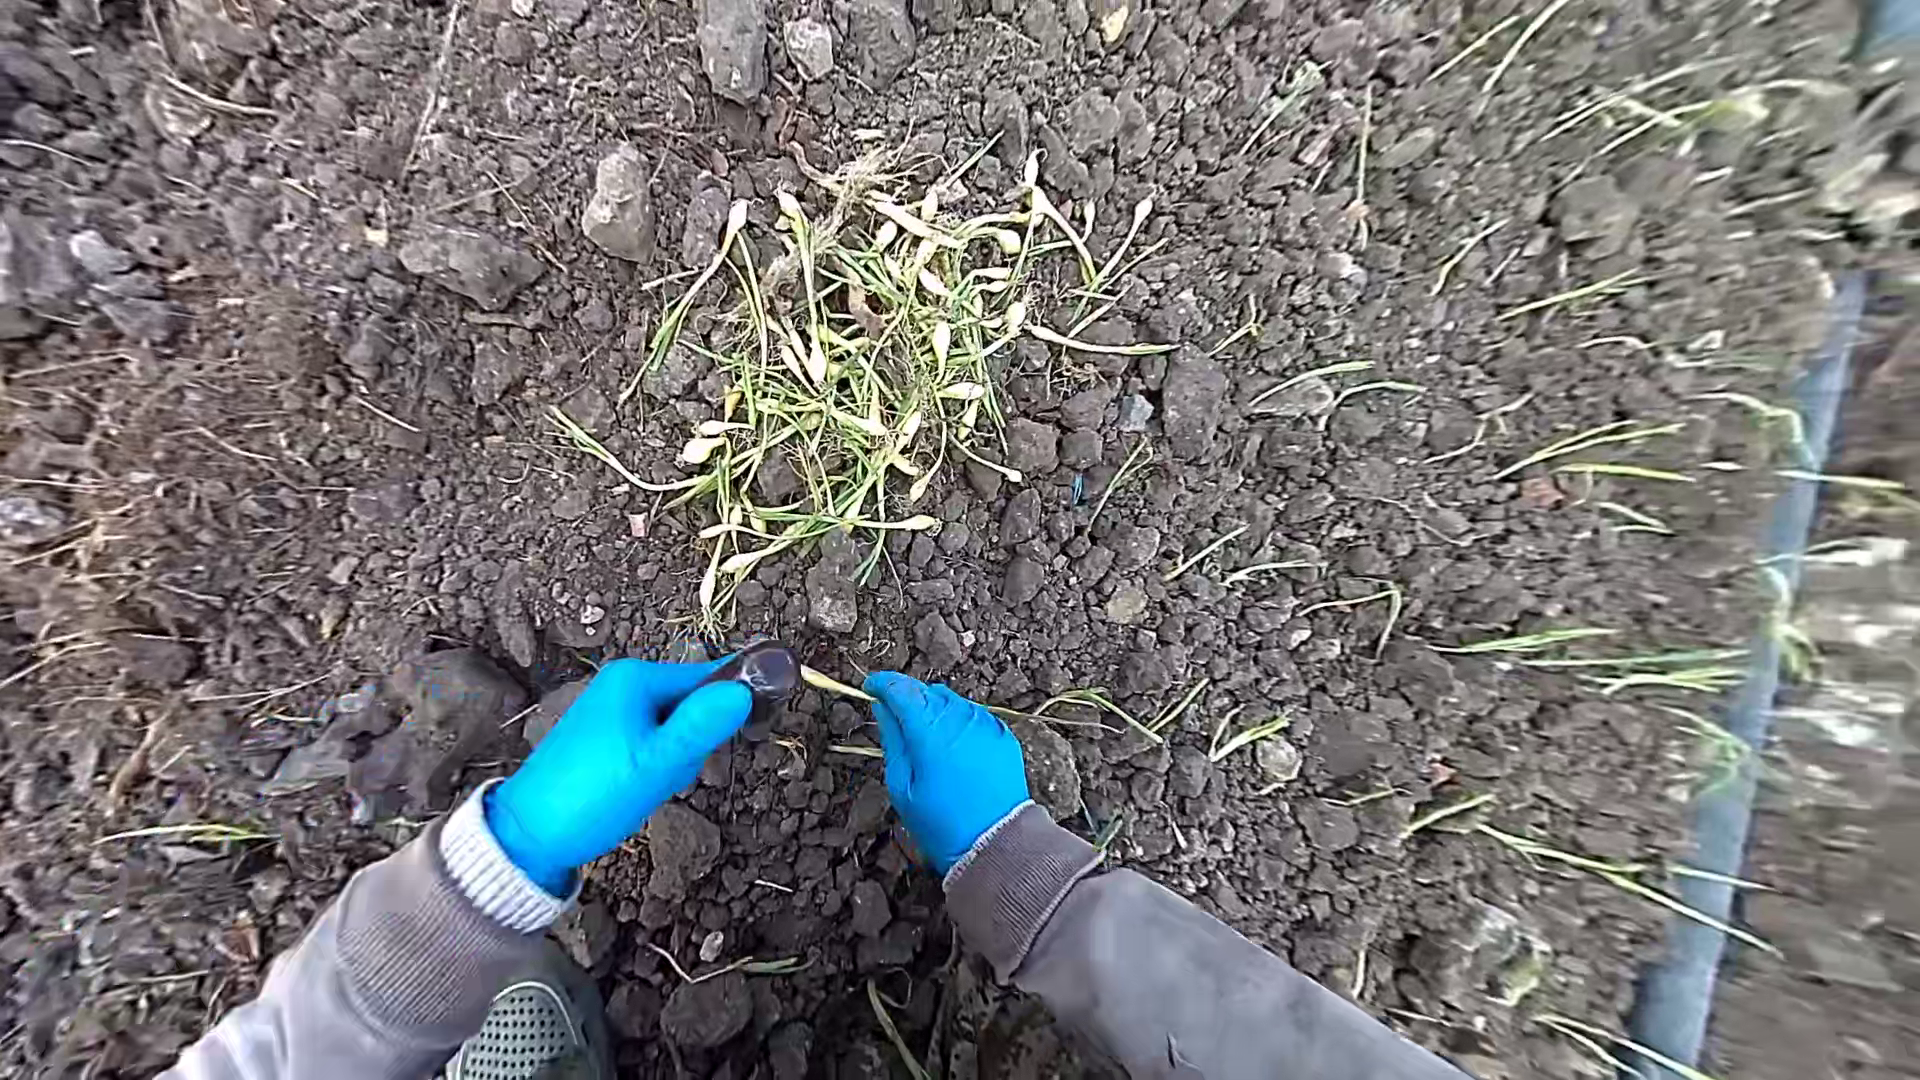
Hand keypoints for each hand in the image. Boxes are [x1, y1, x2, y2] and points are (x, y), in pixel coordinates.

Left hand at [486, 657, 751, 894]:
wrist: (525, 842)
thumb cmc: (591, 798)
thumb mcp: (655, 763)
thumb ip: (701, 725)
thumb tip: (743, 690)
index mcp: (635, 678)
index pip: (709, 676)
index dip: (727, 705)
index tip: (738, 734)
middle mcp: (625, 684)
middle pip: (693, 701)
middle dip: (695, 739)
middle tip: (674, 771)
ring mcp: (615, 708)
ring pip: (677, 723)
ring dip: (677, 755)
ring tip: (654, 782)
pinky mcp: (610, 732)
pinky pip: (656, 737)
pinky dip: (659, 761)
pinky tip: (643, 784)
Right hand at [866, 672, 1028, 873]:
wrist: (997, 843)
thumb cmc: (943, 823)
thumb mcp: (903, 786)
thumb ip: (892, 740)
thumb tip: (882, 707)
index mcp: (929, 730)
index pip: (901, 688)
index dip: (882, 683)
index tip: (871, 687)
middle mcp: (959, 717)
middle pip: (925, 690)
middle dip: (906, 696)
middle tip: (894, 715)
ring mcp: (983, 723)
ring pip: (950, 699)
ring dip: (932, 707)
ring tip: (923, 735)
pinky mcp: (1001, 733)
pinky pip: (972, 714)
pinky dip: (957, 719)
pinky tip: (951, 743)